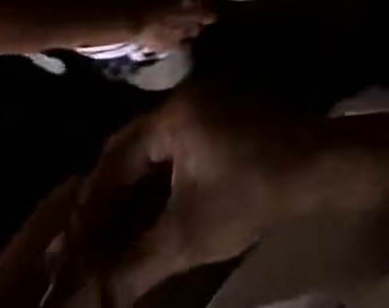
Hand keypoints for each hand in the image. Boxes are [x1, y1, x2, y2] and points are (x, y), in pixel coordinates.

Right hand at [66, 88, 324, 305]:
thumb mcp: (188, 234)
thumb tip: (93, 298)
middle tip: (85, 243)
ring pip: (155, 149)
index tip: (71, 248)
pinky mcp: (225, 117)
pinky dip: (160, 179)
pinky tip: (149, 214)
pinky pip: (178, 147)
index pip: (113, 159)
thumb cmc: (251, 192)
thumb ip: (133, 265)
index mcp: (174, 114)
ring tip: (110, 236)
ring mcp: (209, 105)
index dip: (89, 208)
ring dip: (133, 190)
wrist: (318, 167)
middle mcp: (187, 100)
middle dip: (107, 198)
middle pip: (130, 149)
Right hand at [117, 0, 219, 53]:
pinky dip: (178, 42)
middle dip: (204, 10)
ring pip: (196, 30)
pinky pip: (182, 46)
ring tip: (178, 22)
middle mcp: (202, 12)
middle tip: (191, 5)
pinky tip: (170, 38)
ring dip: (191, 25)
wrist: (130, 12)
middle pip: (210, 14)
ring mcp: (188, 31)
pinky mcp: (172, 47)